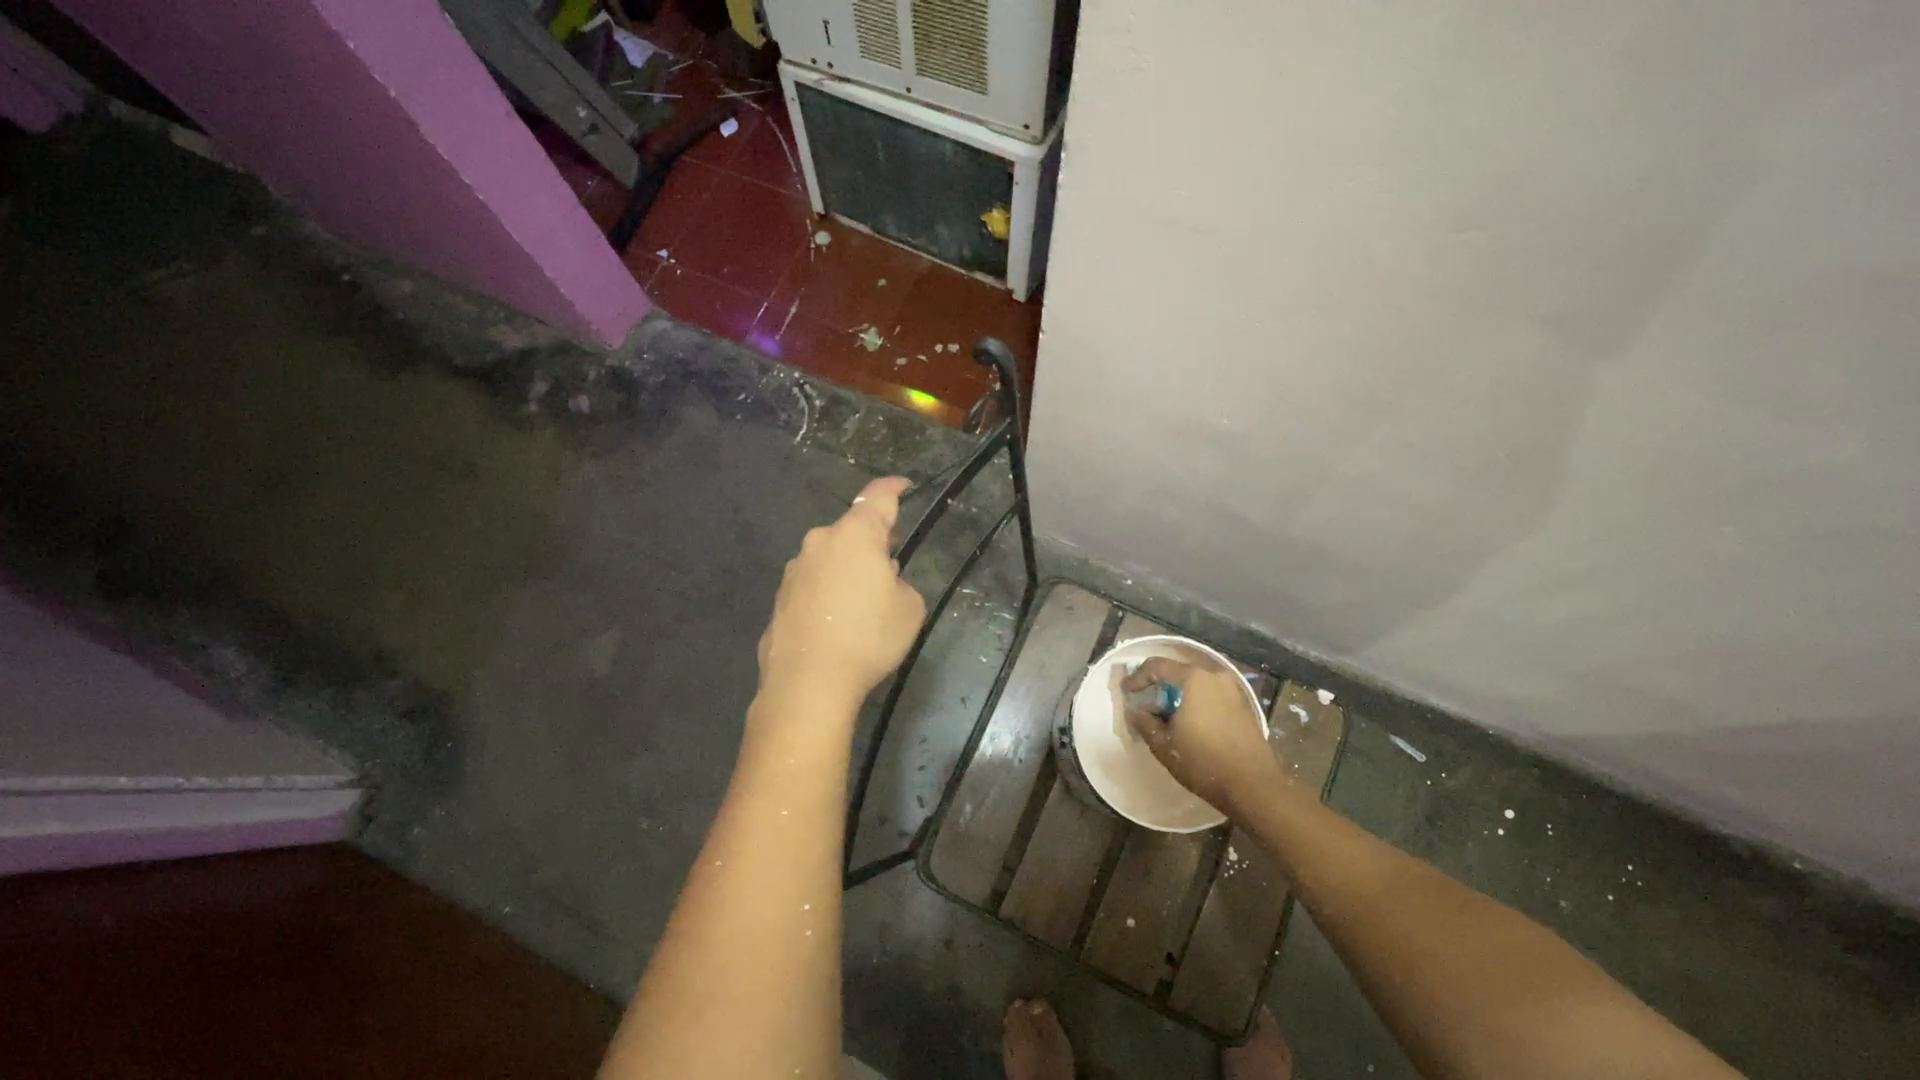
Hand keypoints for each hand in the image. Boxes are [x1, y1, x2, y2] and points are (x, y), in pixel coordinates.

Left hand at [756, 476, 926, 712]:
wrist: (808, 682)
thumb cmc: (868, 637)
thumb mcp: (909, 609)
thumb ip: (900, 584)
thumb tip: (881, 583)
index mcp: (855, 535)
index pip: (877, 497)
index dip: (893, 488)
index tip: (903, 486)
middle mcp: (820, 542)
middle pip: (851, 532)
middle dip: (870, 544)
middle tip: (888, 568)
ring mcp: (794, 571)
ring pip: (829, 559)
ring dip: (846, 571)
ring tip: (861, 606)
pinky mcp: (780, 599)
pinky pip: (812, 586)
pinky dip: (826, 596)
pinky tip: (836, 626)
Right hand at [1121, 657, 1281, 813]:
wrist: (1252, 785)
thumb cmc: (1203, 762)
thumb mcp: (1164, 746)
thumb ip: (1145, 723)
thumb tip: (1135, 712)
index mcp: (1194, 680)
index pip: (1158, 666)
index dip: (1137, 676)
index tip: (1126, 690)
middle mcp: (1216, 677)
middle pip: (1179, 672)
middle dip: (1159, 684)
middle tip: (1145, 700)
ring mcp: (1234, 690)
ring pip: (1198, 684)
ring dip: (1179, 694)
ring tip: (1166, 713)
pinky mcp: (1243, 706)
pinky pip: (1212, 695)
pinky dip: (1197, 701)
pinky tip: (1190, 721)